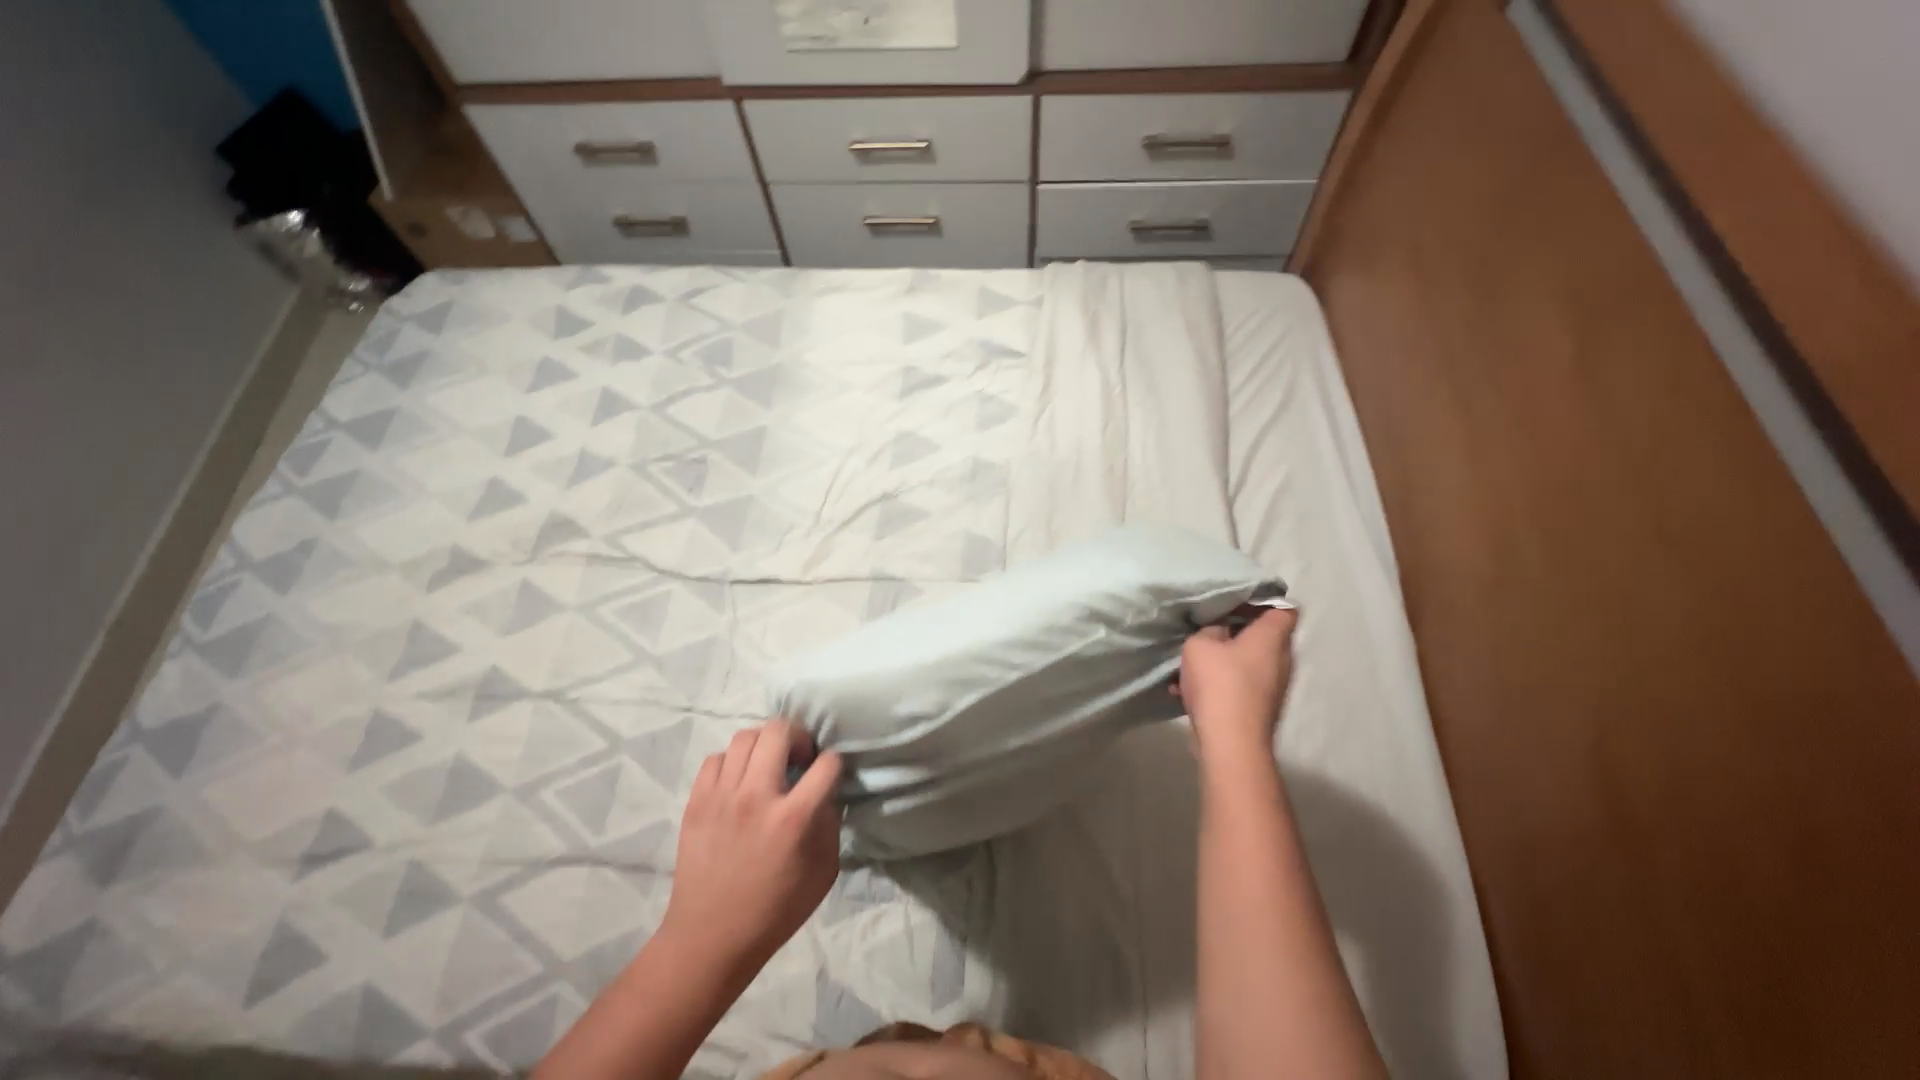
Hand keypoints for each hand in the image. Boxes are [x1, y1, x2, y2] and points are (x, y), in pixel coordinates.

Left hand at [660, 719, 842, 971]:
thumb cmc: (776, 910)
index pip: (826, 763)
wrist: (711, 936)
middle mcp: (757, 796)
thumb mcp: (824, 872)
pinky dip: (733, 762)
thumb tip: (826, 793)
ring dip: (765, 745)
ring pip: (745, 737)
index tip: (828, 775)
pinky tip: (739, 782)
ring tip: (768, 766)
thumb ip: (830, 824)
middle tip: (800, 758)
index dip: (833, 764)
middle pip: (779, 731)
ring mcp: (721, 795)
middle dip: (798, 736)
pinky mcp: (696, 801)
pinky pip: (716, 758)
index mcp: (794, 818)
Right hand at [1174, 607, 1299, 763]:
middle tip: (1208, 629)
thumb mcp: (1200, 644)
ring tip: (1189, 665)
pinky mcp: (1260, 708)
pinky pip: (1239, 686)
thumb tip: (1219, 629)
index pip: (1284, 609)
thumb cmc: (1219, 683)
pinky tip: (1185, 691)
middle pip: (1263, 636)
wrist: (1230, 742)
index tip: (1235, 603)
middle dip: (1235, 632)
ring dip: (1222, 661)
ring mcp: (1273, 687)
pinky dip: (1218, 685)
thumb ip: (1209, 630)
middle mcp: (1281, 660)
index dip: (1262, 602)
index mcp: (1272, 638)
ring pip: (1247, 663)